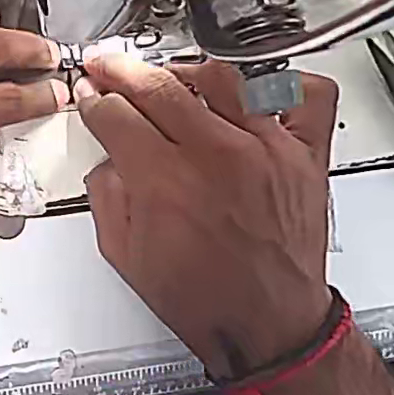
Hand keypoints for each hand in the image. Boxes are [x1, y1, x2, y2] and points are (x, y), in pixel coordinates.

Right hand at [76, 53, 339, 377]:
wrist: (267, 324)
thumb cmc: (204, 299)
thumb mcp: (125, 256)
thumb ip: (107, 198)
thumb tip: (108, 162)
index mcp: (164, 182)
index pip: (116, 115)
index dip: (93, 100)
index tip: (89, 95)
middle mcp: (215, 157)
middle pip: (158, 86)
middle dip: (122, 72)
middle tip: (109, 69)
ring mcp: (265, 150)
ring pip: (220, 77)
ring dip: (183, 69)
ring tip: (168, 76)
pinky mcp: (304, 156)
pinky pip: (304, 96)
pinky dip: (282, 83)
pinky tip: (254, 91)